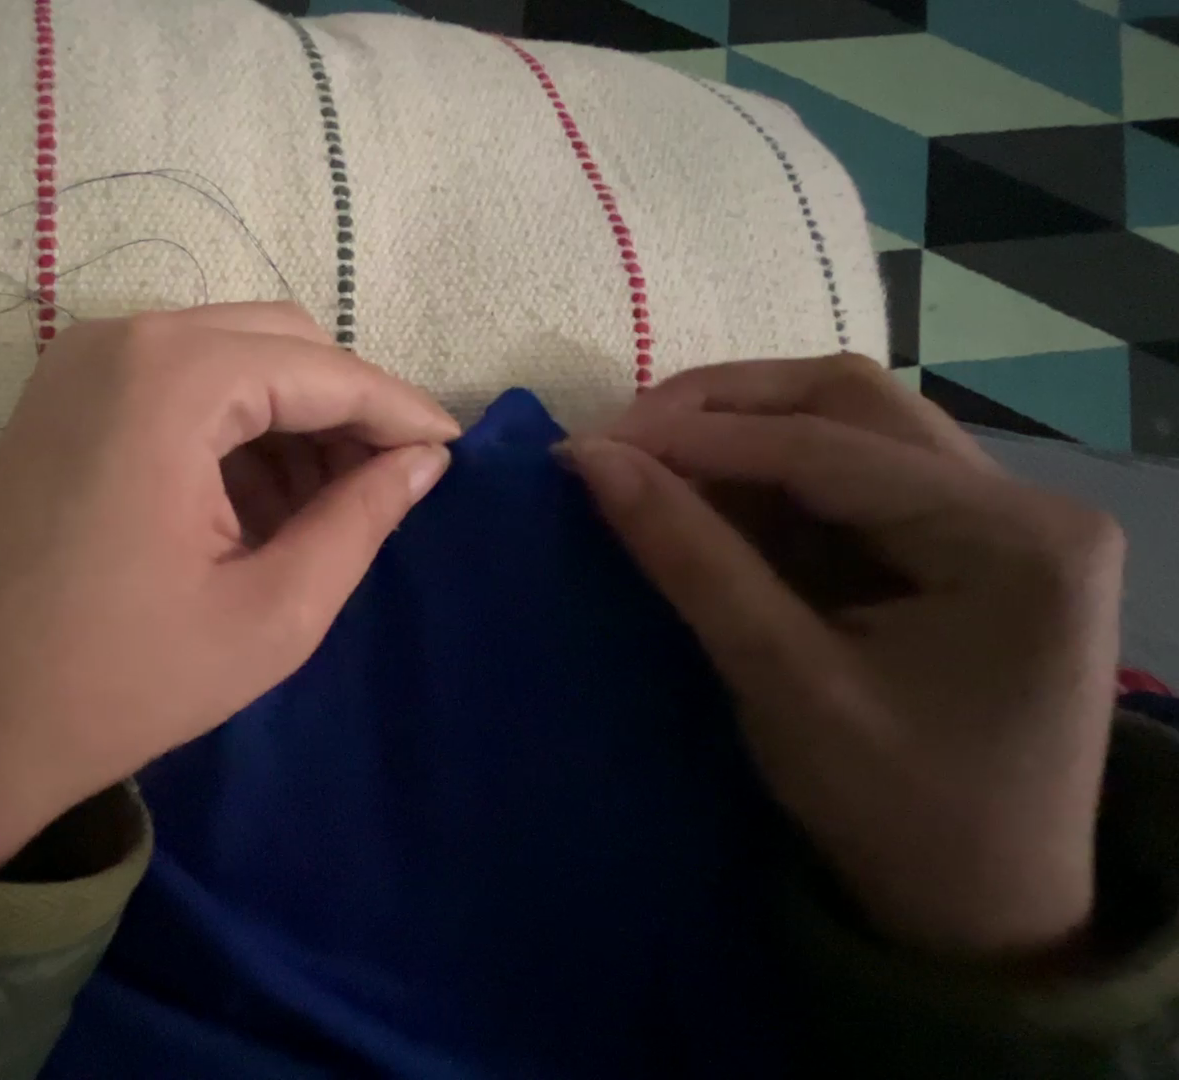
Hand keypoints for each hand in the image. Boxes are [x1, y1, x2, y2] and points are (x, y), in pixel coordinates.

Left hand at [0, 303, 458, 874]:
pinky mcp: (57, 402)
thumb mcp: (271, 613)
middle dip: (342, 406)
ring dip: (287, 417)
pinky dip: (228, 428)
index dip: (397, 409)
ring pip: (223, 359)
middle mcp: (116, 339)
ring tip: (325, 504)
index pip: (321, 367)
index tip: (450, 450)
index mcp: (169, 377)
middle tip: (388, 482)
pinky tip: (254, 500)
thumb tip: (422, 462)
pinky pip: (171, 387)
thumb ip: (359, 520)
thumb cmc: (121, 682)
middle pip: (273, 342)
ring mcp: (74, 365)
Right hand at [567, 354, 1123, 959]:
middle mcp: (1016, 501)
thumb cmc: (893, 806)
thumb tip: (591, 461)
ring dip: (732, 430)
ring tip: (642, 463)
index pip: (824, 445)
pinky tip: (697, 499)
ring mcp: (987, 515)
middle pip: (845, 400)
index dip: (691, 437)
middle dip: (715, 408)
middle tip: (614, 443)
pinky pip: (836, 472)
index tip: (584, 448)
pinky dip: (753, 473)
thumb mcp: (779, 680)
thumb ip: (688, 557)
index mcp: (1011, 538)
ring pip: (841, 421)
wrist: (979, 901)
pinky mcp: (944, 539)